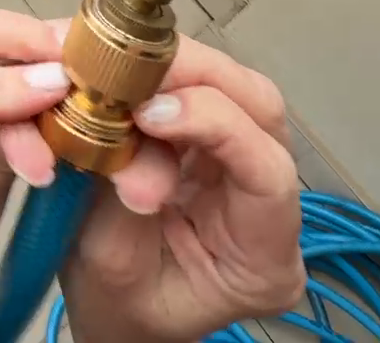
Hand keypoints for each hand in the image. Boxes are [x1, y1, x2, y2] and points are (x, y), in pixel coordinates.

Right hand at [59, 34, 305, 342]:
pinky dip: (161, 71)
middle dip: (194, 73)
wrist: (113, 313)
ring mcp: (245, 166)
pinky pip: (203, 87)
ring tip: (120, 69)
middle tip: (127, 68)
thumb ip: (123, 187)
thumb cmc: (114, 302)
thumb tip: (123, 122)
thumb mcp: (109, 260)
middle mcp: (270, 206)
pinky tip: (125, 74)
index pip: (267, 172)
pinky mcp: (215, 142)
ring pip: (236, 86)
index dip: (213, 124)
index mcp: (261, 260)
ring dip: (175, 65)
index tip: (147, 111)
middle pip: (260, 108)